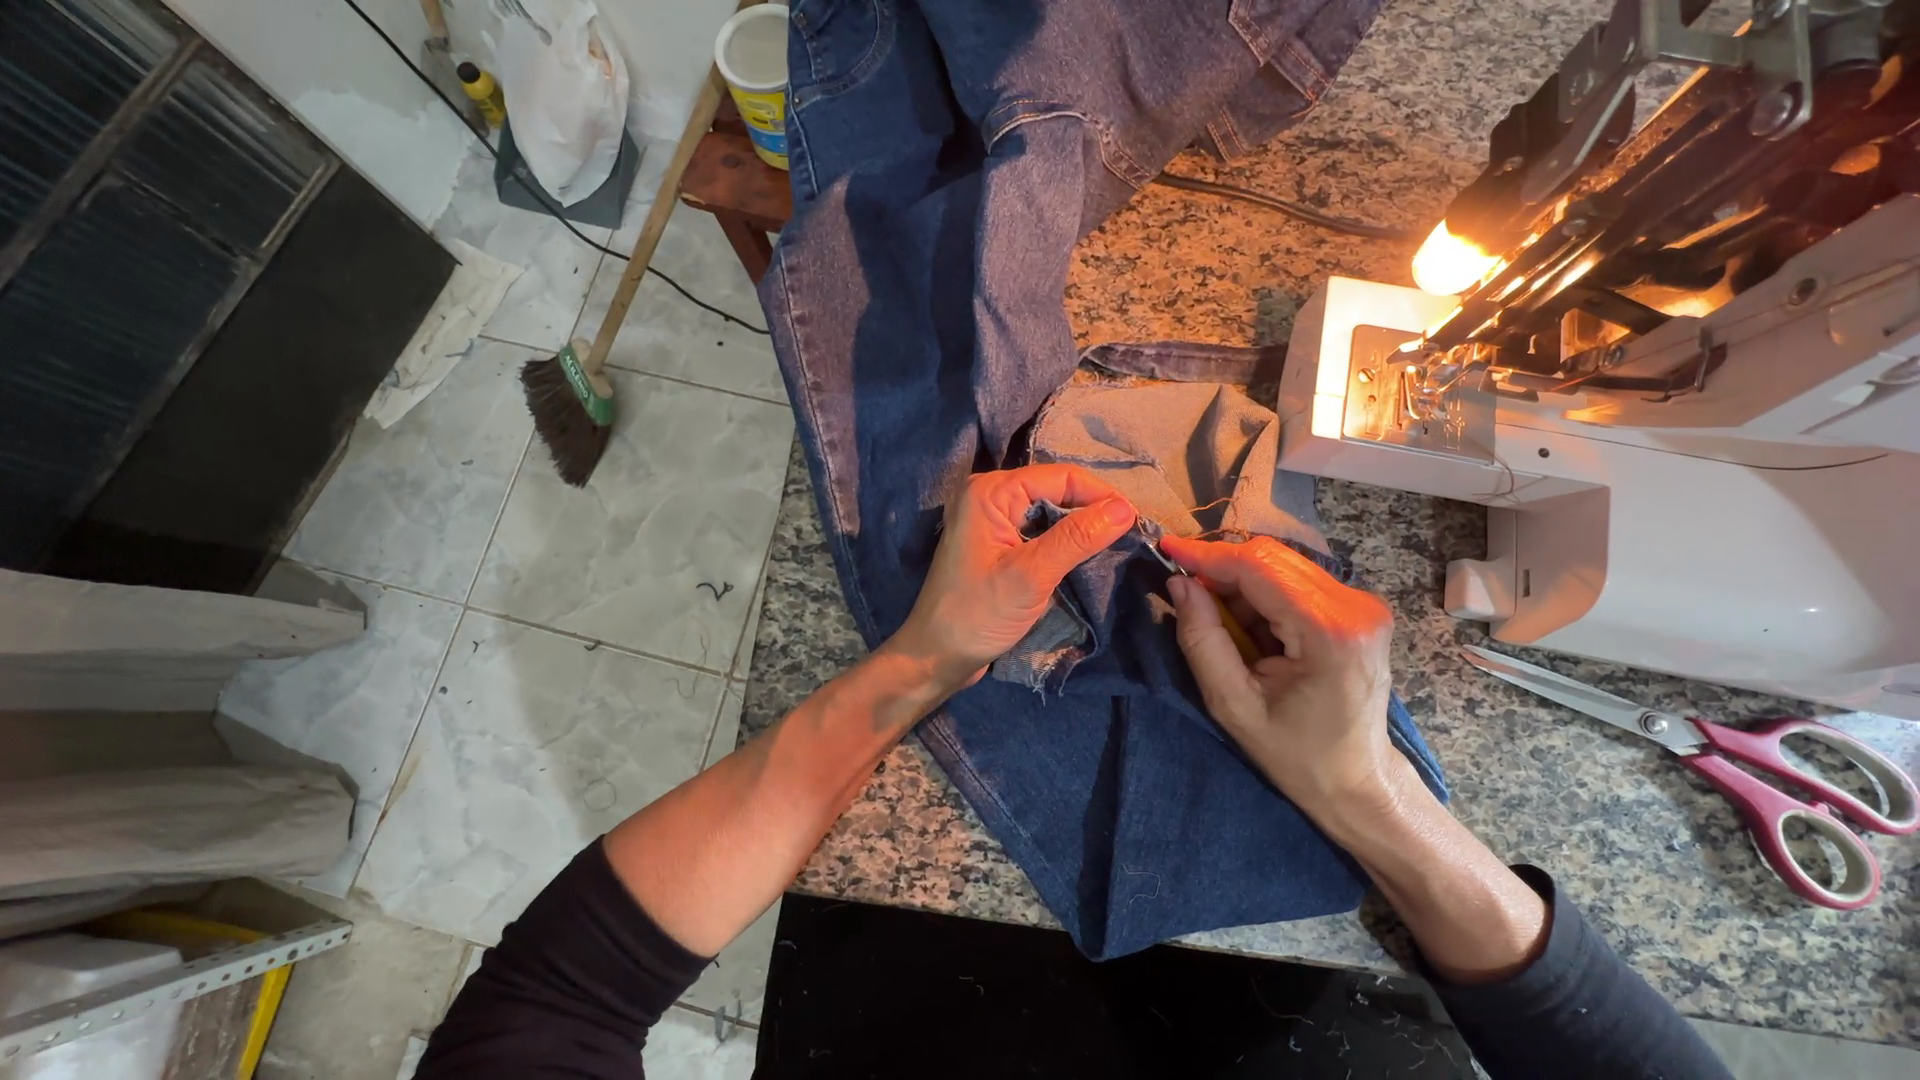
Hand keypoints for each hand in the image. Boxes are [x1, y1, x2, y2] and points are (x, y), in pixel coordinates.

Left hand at [883, 465, 1136, 693]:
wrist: (936, 655)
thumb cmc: (977, 615)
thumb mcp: (1031, 575)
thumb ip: (1077, 538)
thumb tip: (1125, 509)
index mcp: (990, 492)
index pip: (1060, 477)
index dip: (1101, 495)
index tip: (1136, 522)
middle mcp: (987, 496)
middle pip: (1054, 489)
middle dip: (1091, 508)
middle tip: (1129, 534)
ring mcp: (989, 520)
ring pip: (1048, 510)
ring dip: (1079, 526)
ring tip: (1114, 544)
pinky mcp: (994, 543)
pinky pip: (1036, 529)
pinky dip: (1061, 539)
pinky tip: (1083, 556)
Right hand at [1159, 535, 1400, 817]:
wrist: (1357, 780)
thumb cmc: (1295, 754)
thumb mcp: (1233, 704)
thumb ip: (1202, 640)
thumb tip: (1179, 584)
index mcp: (1329, 631)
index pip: (1259, 568)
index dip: (1208, 554)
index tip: (1166, 548)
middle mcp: (1354, 606)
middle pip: (1271, 559)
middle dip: (1221, 570)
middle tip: (1185, 593)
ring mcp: (1361, 605)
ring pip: (1281, 567)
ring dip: (1240, 586)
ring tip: (1222, 628)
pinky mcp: (1358, 609)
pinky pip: (1295, 581)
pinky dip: (1261, 597)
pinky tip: (1252, 632)